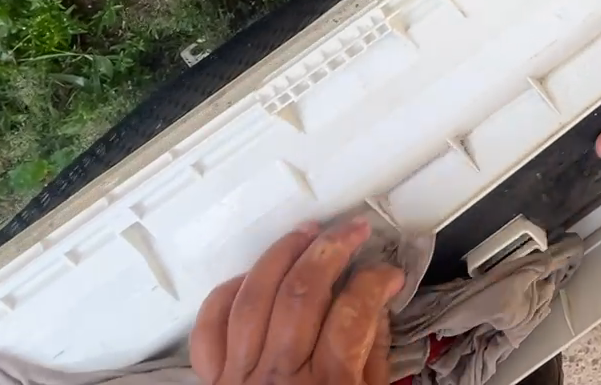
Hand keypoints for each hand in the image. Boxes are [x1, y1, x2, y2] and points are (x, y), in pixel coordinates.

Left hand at [190, 217, 406, 384]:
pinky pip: (210, 330)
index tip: (391, 273)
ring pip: (254, 299)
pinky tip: (254, 275)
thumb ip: (373, 354)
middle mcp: (278, 380)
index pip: (352, 312)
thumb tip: (375, 302)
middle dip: (332, 249)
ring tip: (310, 232)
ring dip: (283, 254)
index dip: (376, 280)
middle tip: (356, 230)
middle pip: (300, 295)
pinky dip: (228, 294)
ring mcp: (238, 381)